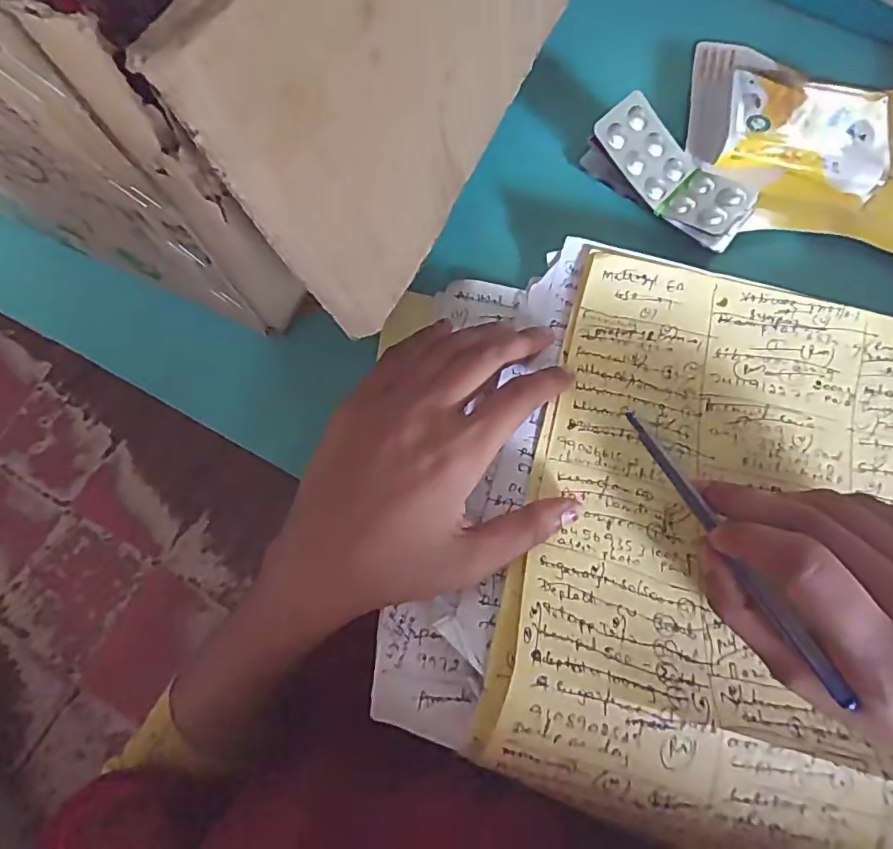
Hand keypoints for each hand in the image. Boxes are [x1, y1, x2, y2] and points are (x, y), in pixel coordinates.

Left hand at [255, 321, 579, 637]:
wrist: (318, 562)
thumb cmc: (397, 563)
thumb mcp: (468, 560)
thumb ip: (525, 530)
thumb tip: (575, 506)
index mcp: (460, 452)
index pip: (517, 398)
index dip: (548, 381)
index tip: (566, 376)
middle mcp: (429, 413)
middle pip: (484, 357)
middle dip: (520, 342)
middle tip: (542, 338)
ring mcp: (391, 400)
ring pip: (445, 348)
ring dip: (481, 333)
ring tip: (506, 330)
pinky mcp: (361, 398)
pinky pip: (403, 353)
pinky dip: (431, 337)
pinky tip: (447, 331)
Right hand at [701, 484, 892, 832]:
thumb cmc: (892, 719)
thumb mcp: (810, 687)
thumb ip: (750, 617)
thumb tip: (712, 551)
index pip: (811, 570)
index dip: (754, 538)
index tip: (716, 532)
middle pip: (825, 527)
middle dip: (758, 504)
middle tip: (714, 495)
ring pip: (847, 508)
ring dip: (790, 502)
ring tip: (757, 512)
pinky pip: (877, 511)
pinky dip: (831, 510)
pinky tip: (813, 524)